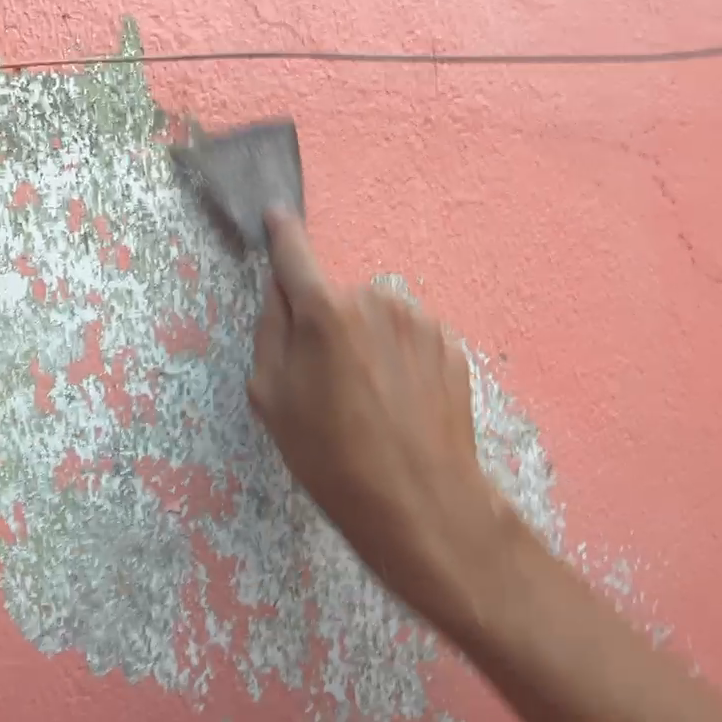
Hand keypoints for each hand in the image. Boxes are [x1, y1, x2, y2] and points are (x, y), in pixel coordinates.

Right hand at [248, 209, 518, 633]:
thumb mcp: (270, 397)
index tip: (275, 215)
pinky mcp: (451, 346)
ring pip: (373, 316)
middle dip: (324, 320)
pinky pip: (406, 337)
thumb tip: (282, 292)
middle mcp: (375, 300)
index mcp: (325, 311)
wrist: (421, 506)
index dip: (281, 233)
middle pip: (334, 296)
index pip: (295, 253)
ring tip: (366, 397)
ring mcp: (419, 322)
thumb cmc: (329, 455)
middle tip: (324, 377)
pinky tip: (397, 402)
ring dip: (363, 339)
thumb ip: (270, 330)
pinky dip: (395, 357)